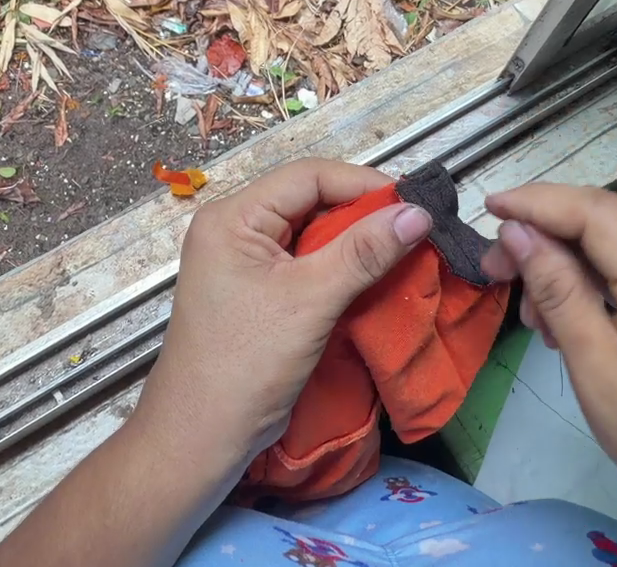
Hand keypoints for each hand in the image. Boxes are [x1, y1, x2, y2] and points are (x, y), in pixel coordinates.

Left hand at [133, 159, 432, 473]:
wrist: (199, 440)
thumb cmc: (245, 364)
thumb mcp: (309, 300)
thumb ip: (364, 252)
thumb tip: (417, 212)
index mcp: (233, 216)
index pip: (307, 177)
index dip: (362, 184)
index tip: (412, 203)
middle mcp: (236, 228)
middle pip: (310, 200)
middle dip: (362, 212)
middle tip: (413, 227)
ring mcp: (246, 260)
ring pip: (312, 231)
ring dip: (356, 240)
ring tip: (402, 248)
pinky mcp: (259, 289)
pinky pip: (307, 261)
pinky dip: (341, 266)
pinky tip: (374, 275)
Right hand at [480, 184, 616, 566]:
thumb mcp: (599, 376)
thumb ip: (558, 294)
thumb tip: (516, 232)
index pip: (601, 215)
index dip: (540, 202)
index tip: (489, 207)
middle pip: (607, 218)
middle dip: (543, 232)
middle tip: (495, 268)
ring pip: (616, 235)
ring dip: (563, 257)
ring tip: (532, 310)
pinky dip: (590, 272)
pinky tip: (566, 310)